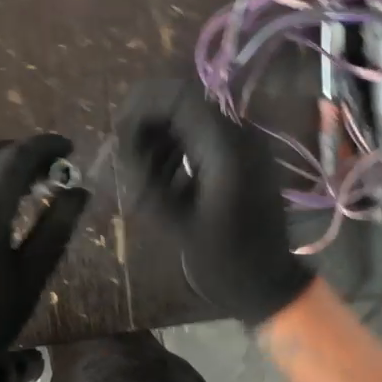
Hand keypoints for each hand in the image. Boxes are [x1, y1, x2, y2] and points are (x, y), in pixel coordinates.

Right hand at [116, 81, 313, 325]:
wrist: (267, 283)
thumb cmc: (224, 261)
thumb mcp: (177, 224)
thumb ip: (145, 179)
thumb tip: (117, 146)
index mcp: (226, 146)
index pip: (176, 98)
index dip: (139, 109)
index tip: (115, 137)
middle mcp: (237, 134)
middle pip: (181, 105)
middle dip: (145, 126)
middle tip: (123, 161)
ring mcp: (241, 146)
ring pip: (187, 121)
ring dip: (157, 141)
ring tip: (139, 177)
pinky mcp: (239, 161)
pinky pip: (200, 140)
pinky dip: (174, 153)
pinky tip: (161, 183)